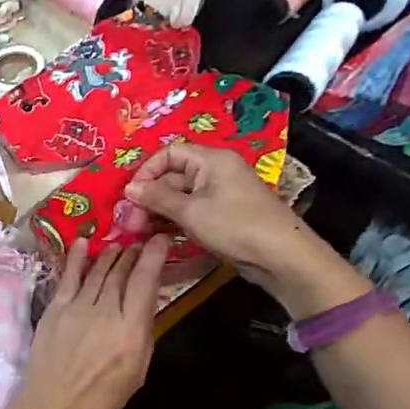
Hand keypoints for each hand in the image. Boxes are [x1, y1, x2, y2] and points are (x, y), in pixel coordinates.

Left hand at [5, 235, 169, 408]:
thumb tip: (146, 303)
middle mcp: (105, 313)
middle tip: (139, 242)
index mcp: (131, 331)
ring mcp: (76, 309)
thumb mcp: (138, 371)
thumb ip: (143, 333)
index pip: (145, 282)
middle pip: (121, 273)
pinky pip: (68, 278)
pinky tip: (84, 243)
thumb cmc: (102, 398)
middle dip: (132, 254)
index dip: (154, 256)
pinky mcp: (54, 310)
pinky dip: (77, 258)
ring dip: (110, 255)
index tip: (161, 240)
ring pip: (97, 272)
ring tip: (120, 245)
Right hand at [125, 144, 365, 313]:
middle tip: (129, 222)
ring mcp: (218, 194)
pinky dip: (172, 221)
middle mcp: (215, 171)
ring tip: (138, 231)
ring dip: (157, 212)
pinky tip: (156, 235)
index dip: (146, 171)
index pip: (169, 153)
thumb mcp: (191, 211)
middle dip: (148, 197)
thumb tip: (129, 189)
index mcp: (211, 159)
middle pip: (172, 176)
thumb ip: (157, 198)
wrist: (280, 255)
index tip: (131, 196)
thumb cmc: (234, 225)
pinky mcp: (221, 215)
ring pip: (179, 197)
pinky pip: (190, 211)